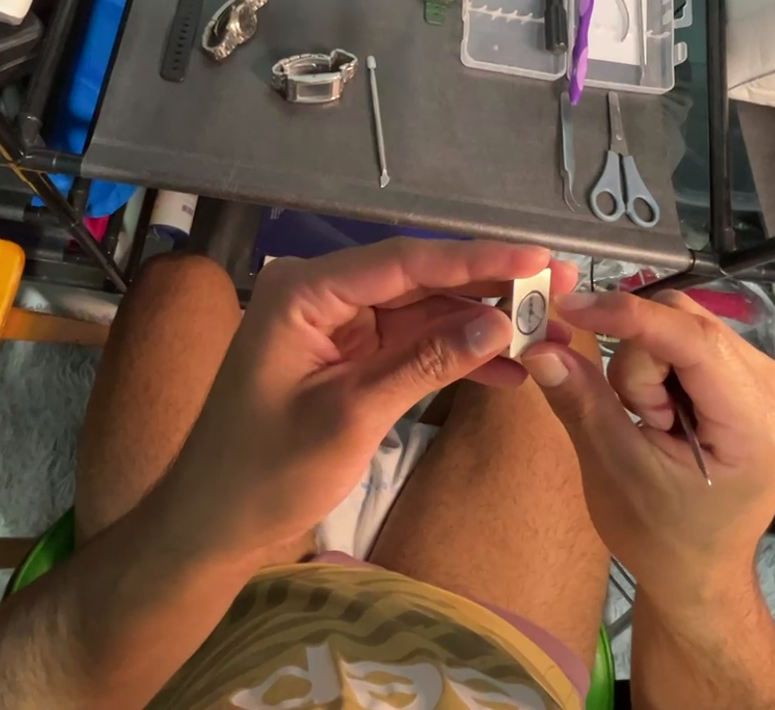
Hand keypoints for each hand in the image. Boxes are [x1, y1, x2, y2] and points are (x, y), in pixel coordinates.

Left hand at [158, 239, 577, 558]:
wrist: (216, 519)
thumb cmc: (267, 469)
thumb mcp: (352, 415)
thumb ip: (427, 362)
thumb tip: (500, 323)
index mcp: (306, 290)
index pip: (402, 261)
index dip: (474, 258)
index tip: (536, 256)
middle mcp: (324, 292)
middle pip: (418, 278)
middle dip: (487, 285)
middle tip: (557, 284)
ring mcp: (339, 322)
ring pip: (423, 310)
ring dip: (481, 322)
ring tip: (548, 327)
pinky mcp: (351, 353)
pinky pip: (412, 343)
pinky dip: (455, 354)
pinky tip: (508, 366)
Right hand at [522, 290, 774, 603]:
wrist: (696, 571)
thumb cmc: (657, 533)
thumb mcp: (612, 469)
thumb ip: (581, 400)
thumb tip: (539, 347)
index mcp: (755, 430)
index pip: (695, 342)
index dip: (629, 315)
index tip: (569, 306)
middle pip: (688, 325)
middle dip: (639, 359)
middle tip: (632, 414)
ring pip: (686, 325)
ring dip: (647, 362)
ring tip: (650, 419)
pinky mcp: (757, 382)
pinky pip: (694, 338)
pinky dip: (660, 362)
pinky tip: (663, 409)